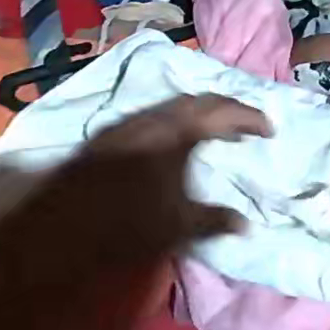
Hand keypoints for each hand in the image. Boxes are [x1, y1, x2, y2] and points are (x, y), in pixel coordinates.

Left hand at [0, 94, 273, 291]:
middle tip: (245, 125)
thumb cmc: (125, 225)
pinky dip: (175, 122)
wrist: (60, 228)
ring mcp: (128, 123)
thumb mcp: (178, 226)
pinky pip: (154, 117)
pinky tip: (176, 140)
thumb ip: (215, 220)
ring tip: (216, 130)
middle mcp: (153, 117)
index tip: (269, 129)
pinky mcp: (111, 134)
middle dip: (225, 109)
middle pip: (197, 101)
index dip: (248, 117)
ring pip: (173, 107)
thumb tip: (248, 224)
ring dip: (199, 114)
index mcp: (175, 132)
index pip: (220, 112)